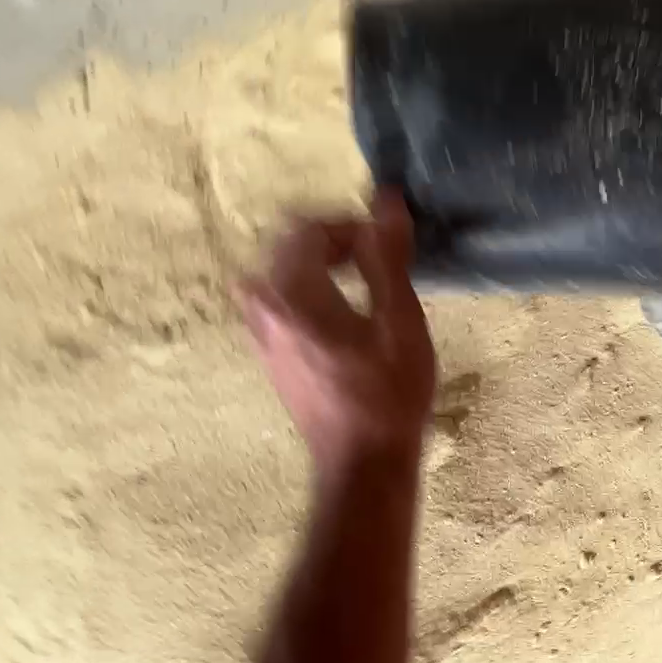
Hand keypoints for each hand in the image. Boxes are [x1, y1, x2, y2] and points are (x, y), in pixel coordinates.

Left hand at [237, 189, 435, 474]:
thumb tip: (386, 202)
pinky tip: (350, 311)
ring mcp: (261, 335)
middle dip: (336, 239)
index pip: (306, 229)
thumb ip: (387, 257)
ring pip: (281, 272)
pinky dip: (312, 287)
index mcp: (293, 296)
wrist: (363, 460)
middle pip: (287, 247)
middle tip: (382, 255)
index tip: (390, 241)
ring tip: (368, 279)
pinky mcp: (270, 354)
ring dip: (323, 263)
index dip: (351, 224)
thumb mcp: (400, 319)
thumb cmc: (390, 390)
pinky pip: (280, 298)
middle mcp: (264, 310)